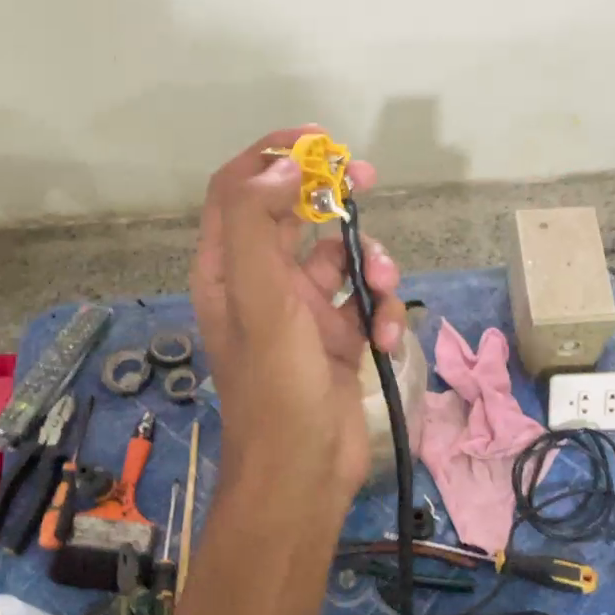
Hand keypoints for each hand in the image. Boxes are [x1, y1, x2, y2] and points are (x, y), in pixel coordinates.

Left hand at [190, 126, 404, 503]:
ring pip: (342, 261)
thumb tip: (281, 166)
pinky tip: (386, 340)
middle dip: (332, 198)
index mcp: (228, 271)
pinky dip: (382, 314)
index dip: (272, 157)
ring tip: (382, 289)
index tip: (319, 142)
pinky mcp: (338, 341)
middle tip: (367, 179)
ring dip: (371, 266)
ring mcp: (302, 315)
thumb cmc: (277, 389)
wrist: (305, 472)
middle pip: (294, 216)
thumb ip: (261, 228)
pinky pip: (366, 306)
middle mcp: (262, 286)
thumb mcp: (261, 303)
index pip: (239, 191)